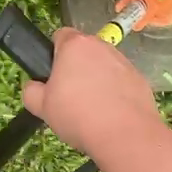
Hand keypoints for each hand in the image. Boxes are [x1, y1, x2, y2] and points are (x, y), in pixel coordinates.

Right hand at [21, 27, 165, 156]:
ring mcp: (123, 61)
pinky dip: (115, 93)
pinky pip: (120, 81)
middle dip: (76, 69)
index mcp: (74, 45)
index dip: (54, 55)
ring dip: (96, 81)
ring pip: (103, 66)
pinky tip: (111, 115)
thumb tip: (35, 86)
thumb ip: (32, 91)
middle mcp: (101, 45)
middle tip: (69, 99)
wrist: (124, 135)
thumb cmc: (77, 115)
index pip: (60, 36)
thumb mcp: (42, 107)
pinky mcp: (139, 78)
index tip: (53, 78)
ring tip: (92, 111)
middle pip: (83, 52)